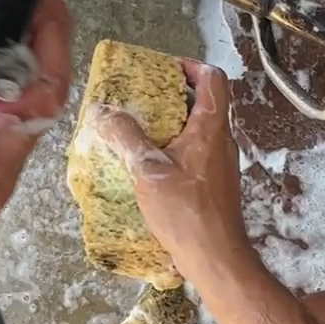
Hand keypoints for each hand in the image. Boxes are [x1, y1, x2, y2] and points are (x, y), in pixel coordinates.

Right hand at [94, 60, 254, 282]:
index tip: (165, 69)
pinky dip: (175, 148)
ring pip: (199, 130)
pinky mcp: (215, 184)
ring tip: (139, 130)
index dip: (192, 66)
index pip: (213, 79)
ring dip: (171, 124)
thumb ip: (125, 137)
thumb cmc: (186, 212)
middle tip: (142, 99)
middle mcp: (222, 141)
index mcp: (211, 128)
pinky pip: (196, 153)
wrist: (215, 256)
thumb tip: (102, 111)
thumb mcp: (148, 170)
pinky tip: (150, 164)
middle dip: (172, 95)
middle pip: (204, 103)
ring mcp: (221, 164)